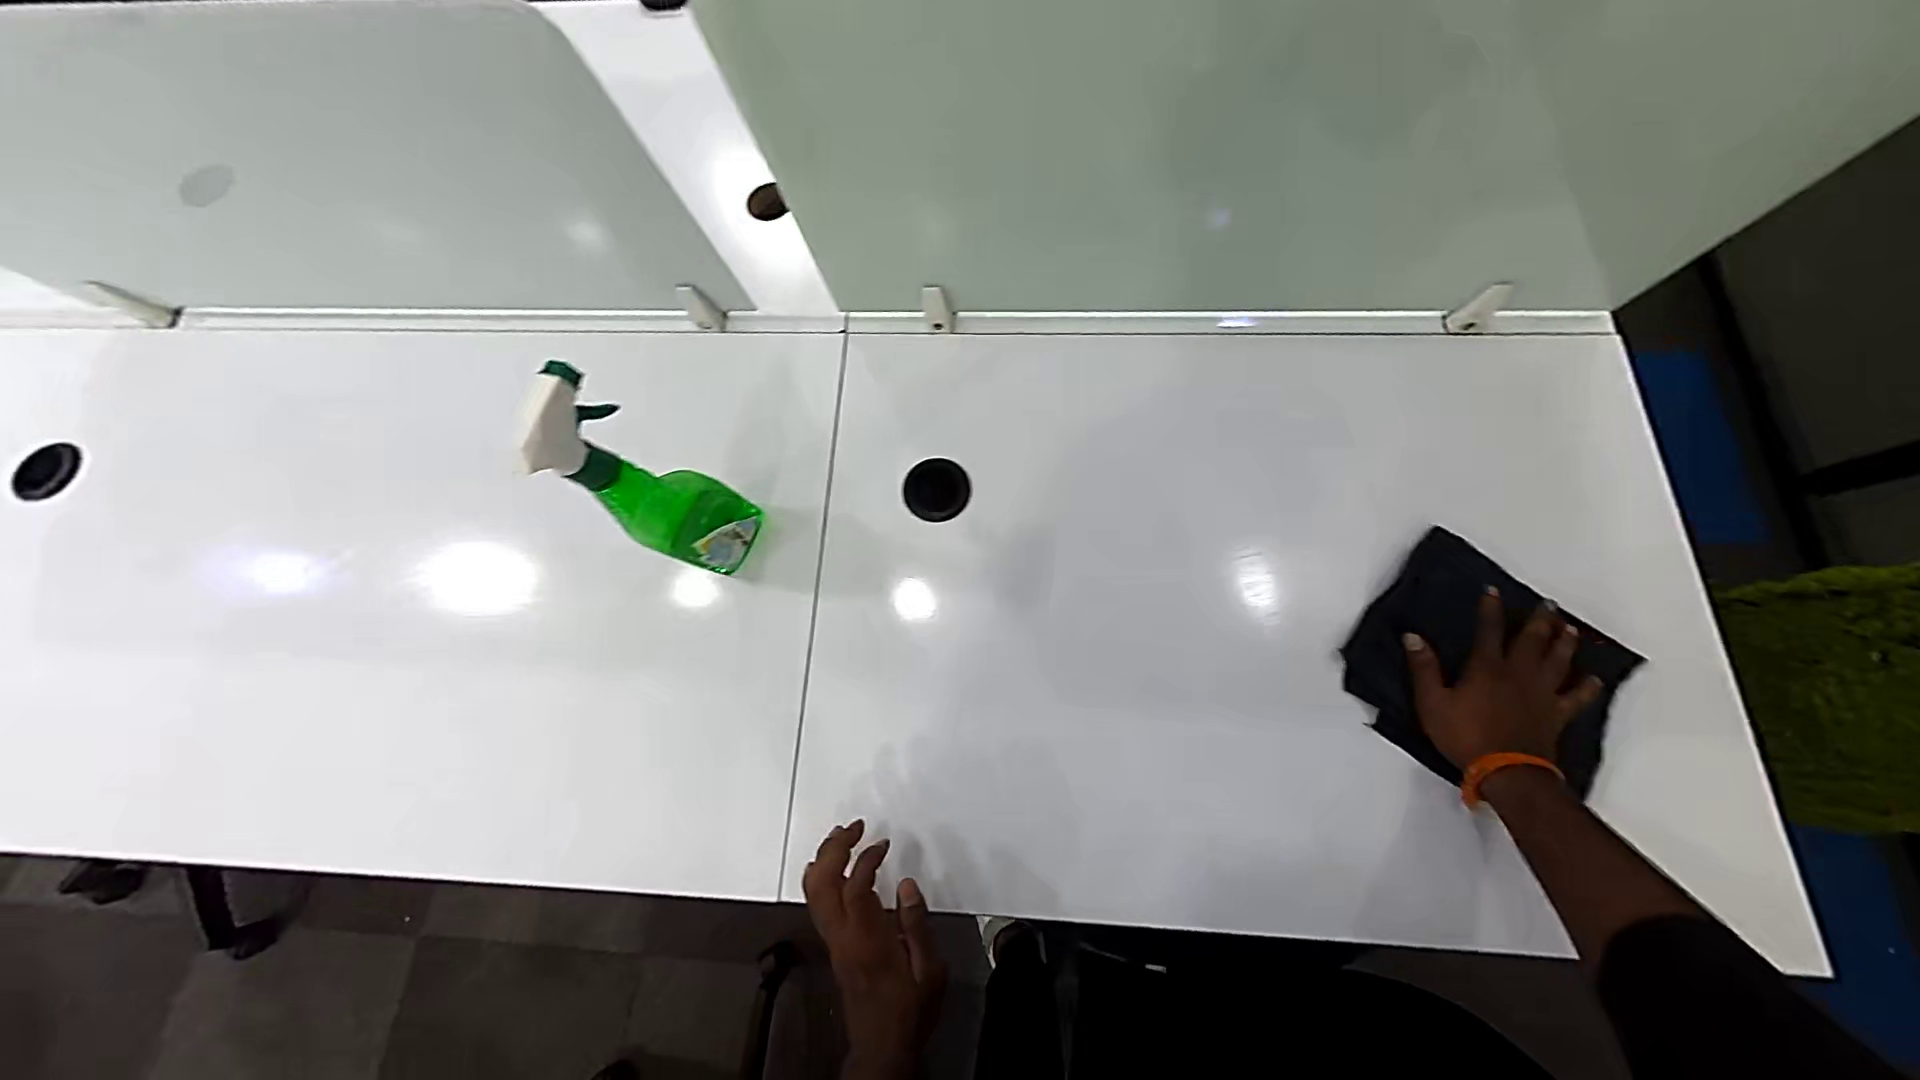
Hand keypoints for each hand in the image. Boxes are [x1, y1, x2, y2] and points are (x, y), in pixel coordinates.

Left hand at [803, 820, 946, 1079]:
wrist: (882, 1048)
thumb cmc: (908, 1012)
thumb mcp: (928, 971)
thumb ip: (917, 925)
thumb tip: (907, 886)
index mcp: (868, 942)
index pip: (855, 889)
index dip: (865, 860)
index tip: (881, 844)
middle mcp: (843, 938)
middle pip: (823, 885)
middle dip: (835, 850)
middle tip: (854, 828)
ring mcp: (834, 942)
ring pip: (814, 894)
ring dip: (824, 860)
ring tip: (839, 837)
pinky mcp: (833, 946)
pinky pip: (817, 904)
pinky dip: (820, 878)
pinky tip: (828, 867)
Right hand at [1404, 588, 1602, 770]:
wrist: (1507, 772)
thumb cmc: (1464, 735)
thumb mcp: (1431, 701)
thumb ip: (1424, 668)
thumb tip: (1412, 637)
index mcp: (1486, 669)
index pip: (1488, 631)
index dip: (1490, 609)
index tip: (1493, 591)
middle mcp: (1518, 675)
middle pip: (1532, 641)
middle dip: (1538, 620)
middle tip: (1547, 604)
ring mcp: (1541, 694)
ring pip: (1558, 662)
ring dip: (1564, 643)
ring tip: (1570, 628)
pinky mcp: (1556, 715)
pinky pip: (1576, 697)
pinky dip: (1587, 687)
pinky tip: (1594, 679)